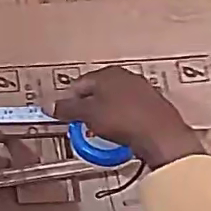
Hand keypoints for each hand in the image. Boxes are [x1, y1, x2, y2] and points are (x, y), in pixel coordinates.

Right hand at [51, 67, 204, 168]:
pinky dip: (121, 119)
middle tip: (84, 125)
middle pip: (96, 91)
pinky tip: (121, 131)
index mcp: (106, 73)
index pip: (77, 85)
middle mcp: (125, 76)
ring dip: (104, 114)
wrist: (161, 136)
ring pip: (113, 100)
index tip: (67, 117)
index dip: (69, 102)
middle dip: (87, 108)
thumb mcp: (86, 115)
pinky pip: (129, 109)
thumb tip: (49, 106)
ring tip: (103, 130)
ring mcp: (142, 89)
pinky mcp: (154, 104)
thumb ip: (66, 108)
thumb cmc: (121, 120)